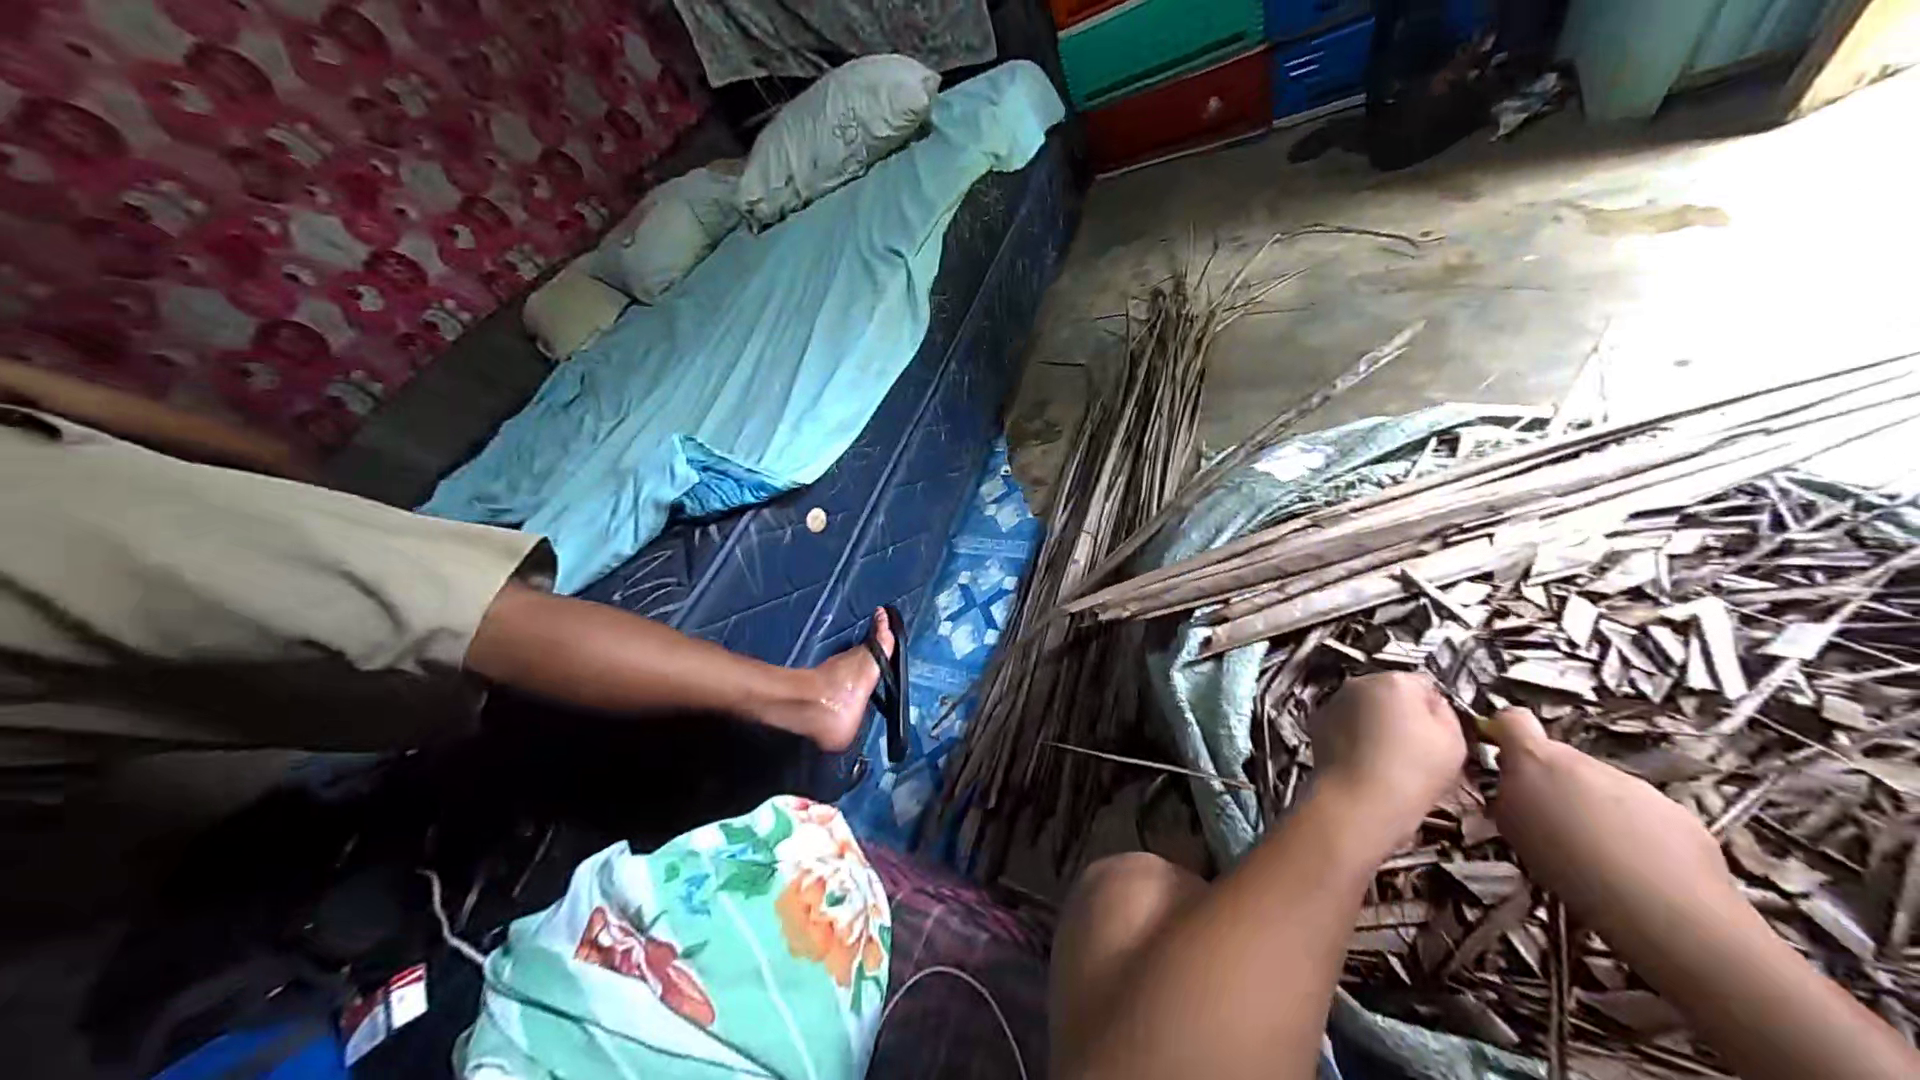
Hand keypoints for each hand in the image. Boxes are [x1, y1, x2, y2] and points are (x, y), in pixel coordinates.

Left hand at [1308, 673, 1467, 830]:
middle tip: (1412, 746)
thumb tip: (1433, 704)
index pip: (1423, 685)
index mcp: (1396, 682)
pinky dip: (1352, 733)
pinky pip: (1344, 721)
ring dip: (1373, 721)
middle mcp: (1359, 683)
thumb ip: (1445, 712)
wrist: (1359, 798)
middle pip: (1389, 692)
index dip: (1432, 709)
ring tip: (1385, 756)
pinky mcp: (1317, 721)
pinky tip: (1362, 757)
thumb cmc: (1412, 770)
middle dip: (1400, 712)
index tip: (1435, 733)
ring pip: (1364, 706)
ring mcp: (1334, 701)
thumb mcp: (1453, 741)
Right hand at [1482, 706, 1741, 939]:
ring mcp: (1633, 783)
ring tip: (1595, 850)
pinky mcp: (1675, 810)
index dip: (1504, 731)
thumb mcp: (1512, 827)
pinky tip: (1633, 864)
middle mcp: (1585, 762)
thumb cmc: (1569, 866)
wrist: (1664, 907)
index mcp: (1536, 759)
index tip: (1502, 754)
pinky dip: (1632, 828)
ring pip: (1600, 785)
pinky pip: (1641, 810)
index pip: (1511, 719)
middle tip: (1550, 820)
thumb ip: (1509, 792)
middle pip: (1560, 758)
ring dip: (1592, 806)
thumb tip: (1511, 784)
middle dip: (1552, 781)